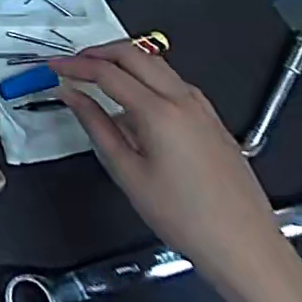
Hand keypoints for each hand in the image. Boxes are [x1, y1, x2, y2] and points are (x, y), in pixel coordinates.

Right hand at [49, 42, 301, 301]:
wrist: (247, 249)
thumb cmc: (183, 217)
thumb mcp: (129, 174)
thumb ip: (97, 126)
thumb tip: (71, 94)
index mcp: (159, 111)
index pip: (107, 72)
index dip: (75, 65)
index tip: (53, 66)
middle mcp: (182, 98)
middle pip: (132, 53)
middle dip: (98, 52)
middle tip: (73, 64)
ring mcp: (201, 106)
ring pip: (154, 63)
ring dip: (122, 61)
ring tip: (97, 76)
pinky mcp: (212, 118)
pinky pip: (171, 80)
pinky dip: (145, 76)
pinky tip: (134, 100)